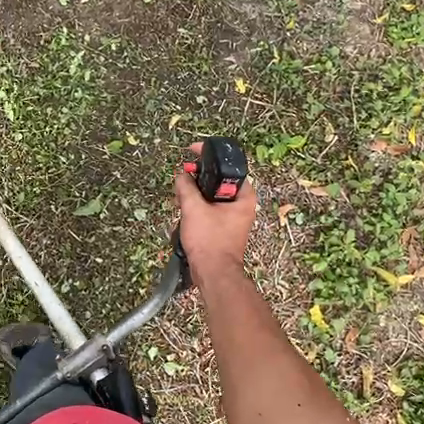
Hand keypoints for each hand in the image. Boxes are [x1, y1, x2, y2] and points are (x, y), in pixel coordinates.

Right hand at [174, 142, 256, 284]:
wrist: (213, 273)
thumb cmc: (209, 240)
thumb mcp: (193, 208)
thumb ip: (186, 186)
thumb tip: (181, 175)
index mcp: (244, 195)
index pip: (227, 166)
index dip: (207, 157)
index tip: (191, 150)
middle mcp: (242, 203)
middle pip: (216, 180)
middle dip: (196, 180)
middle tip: (182, 181)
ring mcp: (233, 216)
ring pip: (210, 195)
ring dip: (193, 195)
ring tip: (179, 200)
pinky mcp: (223, 226)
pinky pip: (208, 209)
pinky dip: (195, 207)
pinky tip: (182, 212)